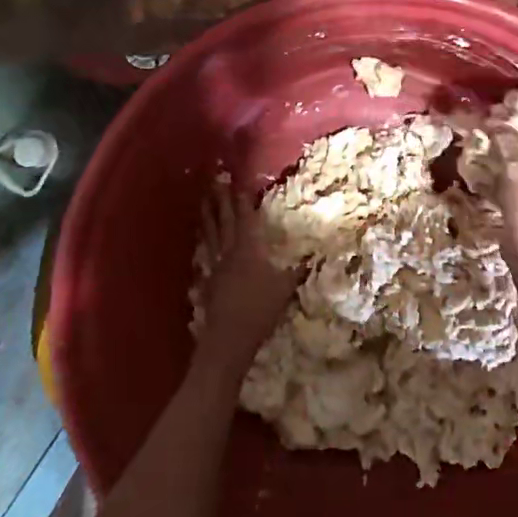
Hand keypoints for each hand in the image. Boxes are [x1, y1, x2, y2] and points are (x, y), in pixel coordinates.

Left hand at [197, 192, 298, 373]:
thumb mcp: (285, 288)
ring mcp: (216, 265)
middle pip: (224, 220)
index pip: (246, 217)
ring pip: (211, 234)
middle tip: (216, 180)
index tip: (239, 181)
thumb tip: (314, 257)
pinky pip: (207, 253)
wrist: (229, 337)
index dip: (244, 198)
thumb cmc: (260, 309)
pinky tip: (203, 240)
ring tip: (204, 200)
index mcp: (250, 248)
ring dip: (208, 215)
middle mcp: (230, 251)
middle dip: (221, 199)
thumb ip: (298, 271)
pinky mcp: (209, 281)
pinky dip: (205, 242)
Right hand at [490, 128, 517, 290]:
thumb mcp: (516, 172)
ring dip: (504, 159)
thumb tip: (498, 122)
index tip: (508, 113)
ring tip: (482, 148)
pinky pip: (515, 187)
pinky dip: (501, 180)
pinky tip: (482, 176)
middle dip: (513, 140)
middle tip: (490, 129)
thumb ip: (508, 145)